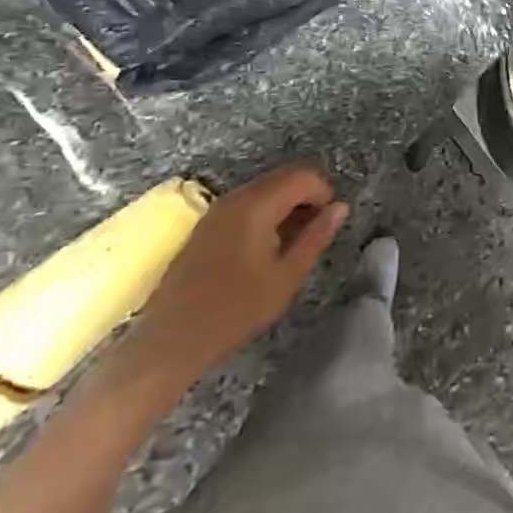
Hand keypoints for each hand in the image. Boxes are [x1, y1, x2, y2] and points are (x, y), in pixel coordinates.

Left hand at [121, 164, 347, 387]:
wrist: (172, 337)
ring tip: (297, 239)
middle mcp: (236, 197)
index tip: (331, 220)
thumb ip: (316, 237)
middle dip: (308, 194)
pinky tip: (270, 244)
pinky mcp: (208, 222)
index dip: (324, 192)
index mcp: (257, 205)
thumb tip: (340, 207)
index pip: (303, 176)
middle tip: (319, 228)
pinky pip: (248, 201)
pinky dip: (268, 210)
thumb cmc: (236, 309)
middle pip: (284, 175)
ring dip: (288, 202)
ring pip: (265, 187)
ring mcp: (218, 208)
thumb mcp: (287, 276)